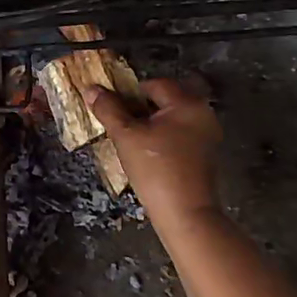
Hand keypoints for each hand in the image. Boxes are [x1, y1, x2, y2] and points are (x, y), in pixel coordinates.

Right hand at [84, 77, 222, 221]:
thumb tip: (91, 89)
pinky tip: (145, 154)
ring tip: (128, 141)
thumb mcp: (126, 136)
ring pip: (169, 119)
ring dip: (147, 125)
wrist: (185, 212)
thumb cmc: (155, 169)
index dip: (128, 93)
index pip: (153, 84)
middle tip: (118, 125)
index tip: (111, 110)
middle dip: (138, 109)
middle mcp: (202, 113)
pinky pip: (178, 134)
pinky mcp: (204, 153)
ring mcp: (206, 134)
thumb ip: (108, 109)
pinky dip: (160, 138)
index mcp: (187, 103)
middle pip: (163, 100)